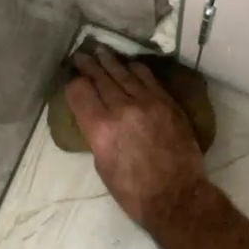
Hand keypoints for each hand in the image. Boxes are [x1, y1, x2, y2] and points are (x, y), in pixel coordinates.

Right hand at [65, 49, 206, 226]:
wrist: (176, 196)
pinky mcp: (167, 103)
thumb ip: (96, 135)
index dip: (73, 84)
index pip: (80, 92)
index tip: (72, 80)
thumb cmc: (133, 191)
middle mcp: (121, 109)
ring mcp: (147, 103)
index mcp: (100, 129)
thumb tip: (95, 117)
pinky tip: (129, 64)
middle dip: (88, 65)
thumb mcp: (102, 165)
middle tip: (81, 55)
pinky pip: (148, 78)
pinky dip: (135, 69)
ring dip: (110, 61)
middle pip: (100, 77)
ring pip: (124, 73)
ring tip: (101, 51)